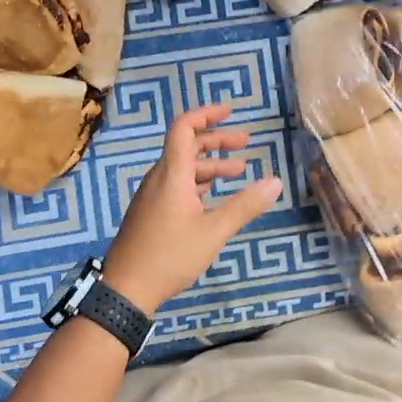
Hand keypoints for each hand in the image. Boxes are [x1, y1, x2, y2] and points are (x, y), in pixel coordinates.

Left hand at [103, 104, 283, 313]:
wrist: (125, 290)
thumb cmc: (169, 255)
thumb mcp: (213, 231)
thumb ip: (245, 205)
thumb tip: (276, 182)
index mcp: (172, 173)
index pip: (184, 128)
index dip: (206, 114)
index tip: (230, 111)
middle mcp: (159, 177)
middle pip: (187, 145)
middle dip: (217, 141)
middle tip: (246, 143)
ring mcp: (152, 195)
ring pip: (182, 167)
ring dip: (210, 165)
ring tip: (238, 172)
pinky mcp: (150, 212)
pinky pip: (176, 183)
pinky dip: (198, 181)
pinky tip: (213, 197)